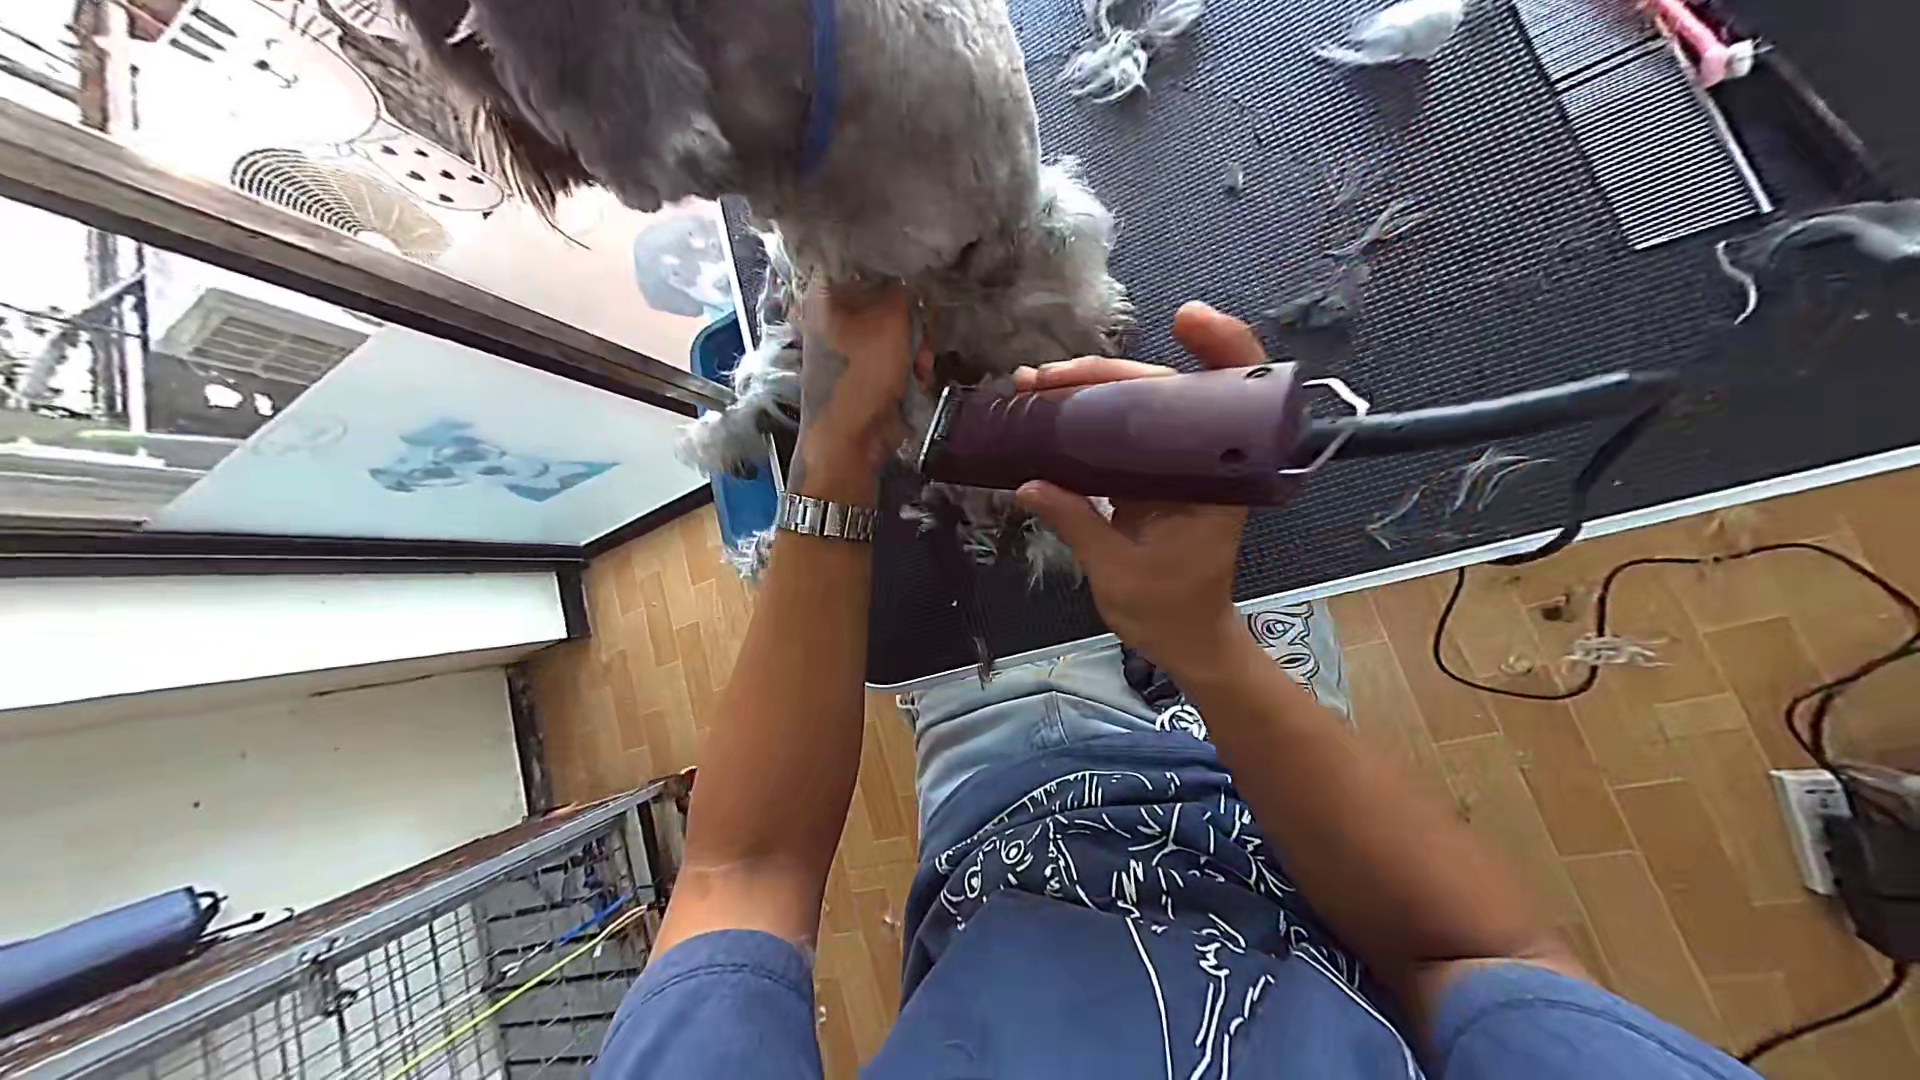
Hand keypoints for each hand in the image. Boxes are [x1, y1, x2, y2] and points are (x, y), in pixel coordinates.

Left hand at [790, 282, 925, 504]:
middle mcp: (835, 320)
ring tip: (922, 366)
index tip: (915, 286)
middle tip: (923, 338)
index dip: (894, 273)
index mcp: (826, 299)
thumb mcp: (891, 321)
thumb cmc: (865, 374)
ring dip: (918, 348)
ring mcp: (852, 349)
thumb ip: (904, 291)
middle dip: (914, 322)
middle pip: (886, 302)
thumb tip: (910, 280)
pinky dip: (911, 367)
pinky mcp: (867, 373)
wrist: (855, 437)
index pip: (862, 266)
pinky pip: (896, 357)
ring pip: (896, 332)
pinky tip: (918, 379)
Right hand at [1014, 302, 1262, 681]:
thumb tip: (1029, 485)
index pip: (1227, 397)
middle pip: (1160, 395)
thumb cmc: (1167, 611)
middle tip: (1045, 376)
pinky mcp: (1144, 478)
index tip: (1187, 319)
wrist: (1181, 636)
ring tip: (1035, 385)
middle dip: (1103, 375)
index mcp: (1216, 480)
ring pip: (1135, 410)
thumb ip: (1077, 524)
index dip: (1220, 347)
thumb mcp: (1119, 569)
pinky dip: (1082, 422)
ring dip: (1085, 391)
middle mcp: (1199, 462)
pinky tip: (1047, 412)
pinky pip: (1115, 437)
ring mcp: (1169, 467)